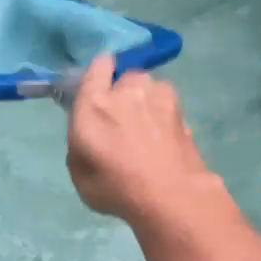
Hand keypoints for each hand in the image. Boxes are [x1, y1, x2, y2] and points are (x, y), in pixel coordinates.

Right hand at [66, 55, 224, 229]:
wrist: (171, 195)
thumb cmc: (114, 187)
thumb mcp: (78, 170)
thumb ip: (80, 139)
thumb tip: (91, 129)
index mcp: (93, 104)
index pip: (98, 66)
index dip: (97, 75)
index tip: (95, 91)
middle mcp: (126, 90)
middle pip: (123, 76)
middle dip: (120, 91)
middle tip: (119, 118)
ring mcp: (159, 95)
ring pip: (148, 87)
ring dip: (143, 99)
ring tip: (144, 128)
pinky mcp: (182, 108)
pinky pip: (165, 102)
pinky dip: (161, 113)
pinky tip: (161, 136)